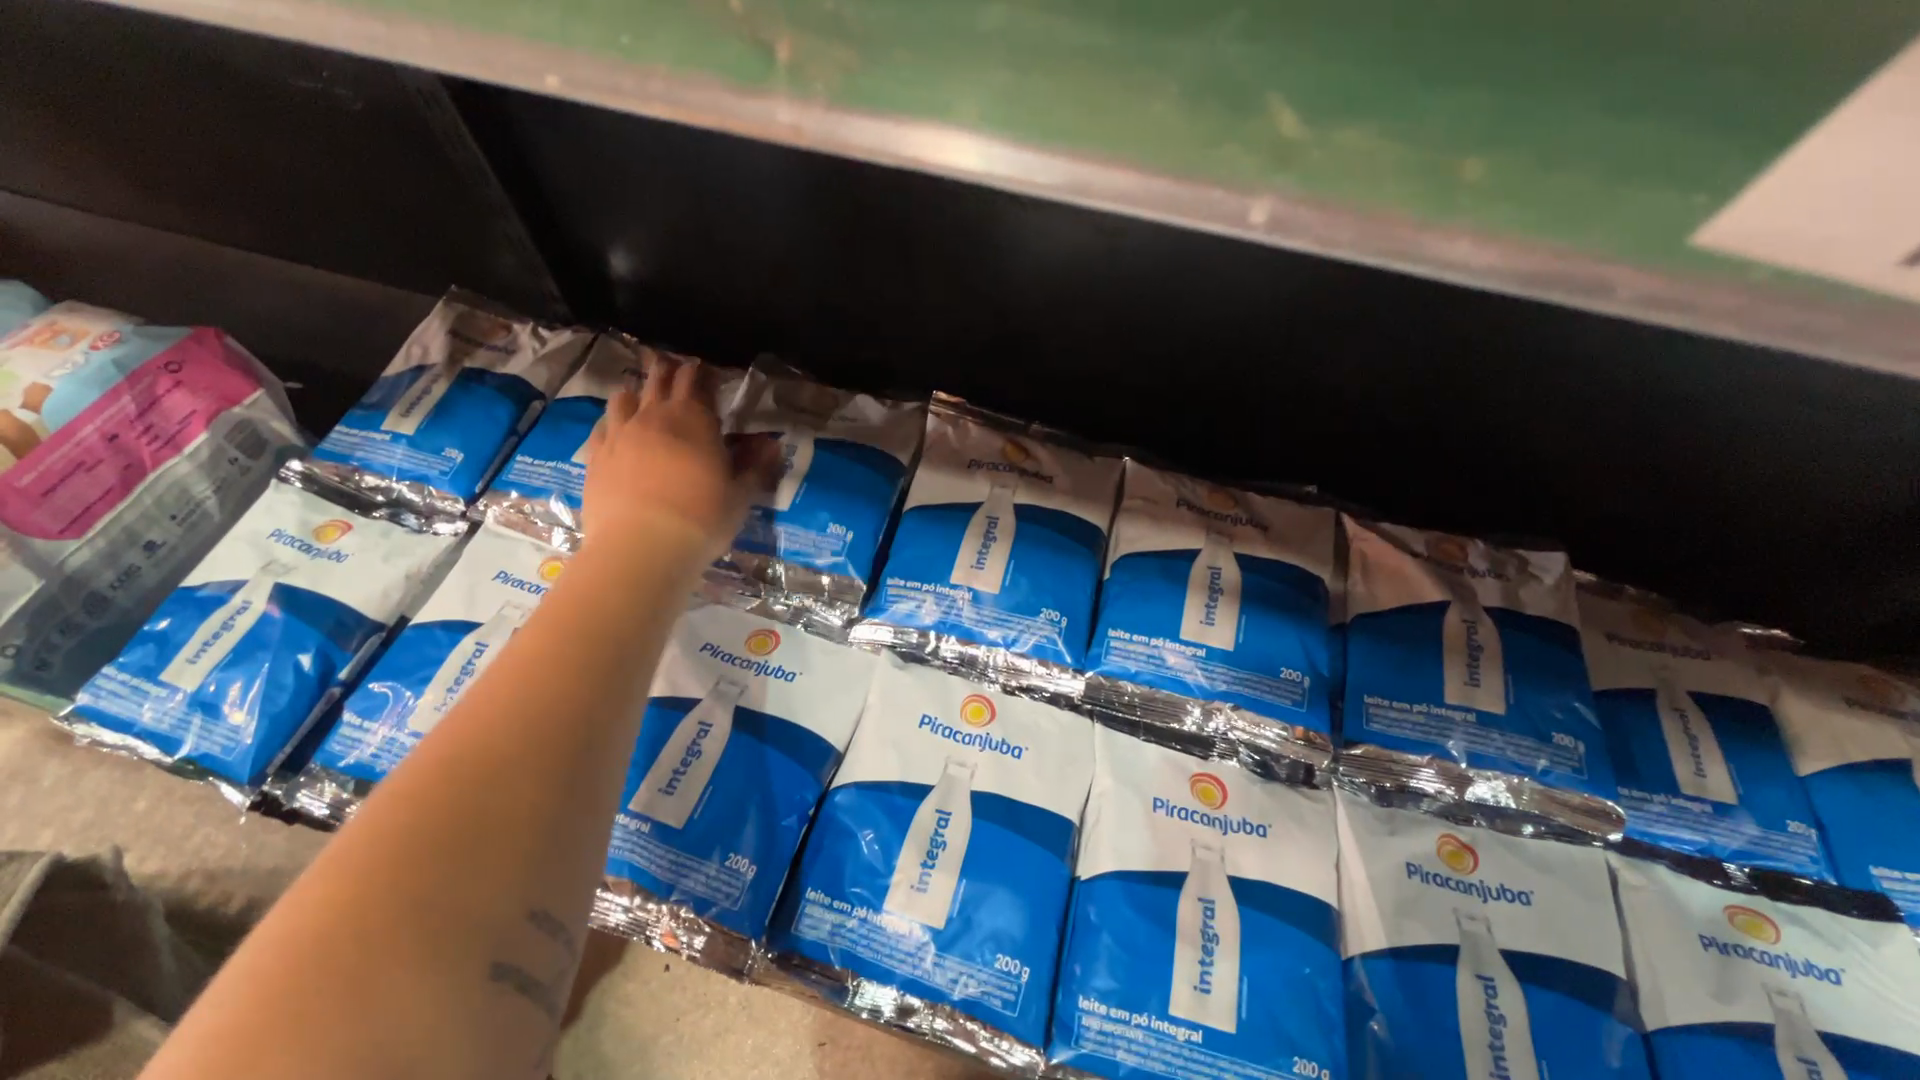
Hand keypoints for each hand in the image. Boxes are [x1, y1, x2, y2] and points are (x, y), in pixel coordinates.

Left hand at [581, 355, 779, 562]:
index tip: (707, 373)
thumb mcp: (740, 497)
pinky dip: (612, 421)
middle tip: (674, 370)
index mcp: (694, 420)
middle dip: (668, 372)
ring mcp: (619, 433)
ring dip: (636, 392)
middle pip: (659, 380)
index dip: (702, 374)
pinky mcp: (595, 455)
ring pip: (624, 396)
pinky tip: (616, 430)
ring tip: (642, 398)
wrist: (640, 548)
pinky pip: (602, 425)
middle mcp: (654, 416)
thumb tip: (773, 444)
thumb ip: (755, 467)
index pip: (697, 382)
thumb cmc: (701, 520)